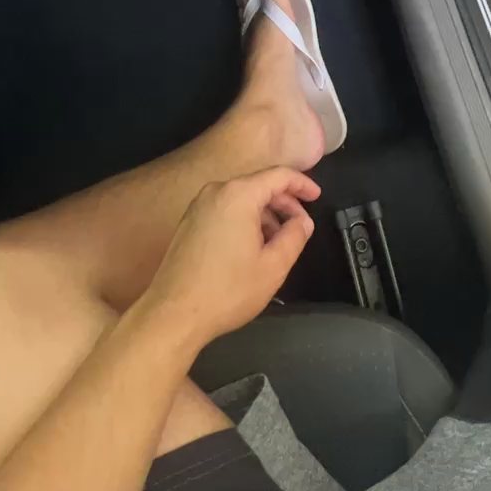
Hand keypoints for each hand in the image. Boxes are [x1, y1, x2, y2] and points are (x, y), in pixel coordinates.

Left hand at [136, 168, 319, 347]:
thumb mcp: (273, 267)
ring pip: (242, 198)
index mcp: (239, 195)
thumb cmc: (227, 290)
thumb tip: (303, 222)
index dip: (302, 184)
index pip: (279, 176)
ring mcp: (199, 205)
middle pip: (259, 185)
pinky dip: (245, 219)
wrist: (173, 314)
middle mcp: (217, 191)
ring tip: (278, 240)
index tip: (317, 197)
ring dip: (265, 213)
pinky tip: (253, 245)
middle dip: (284, 202)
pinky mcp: (189, 221)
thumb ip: (294, 237)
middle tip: (301, 224)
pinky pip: (225, 209)